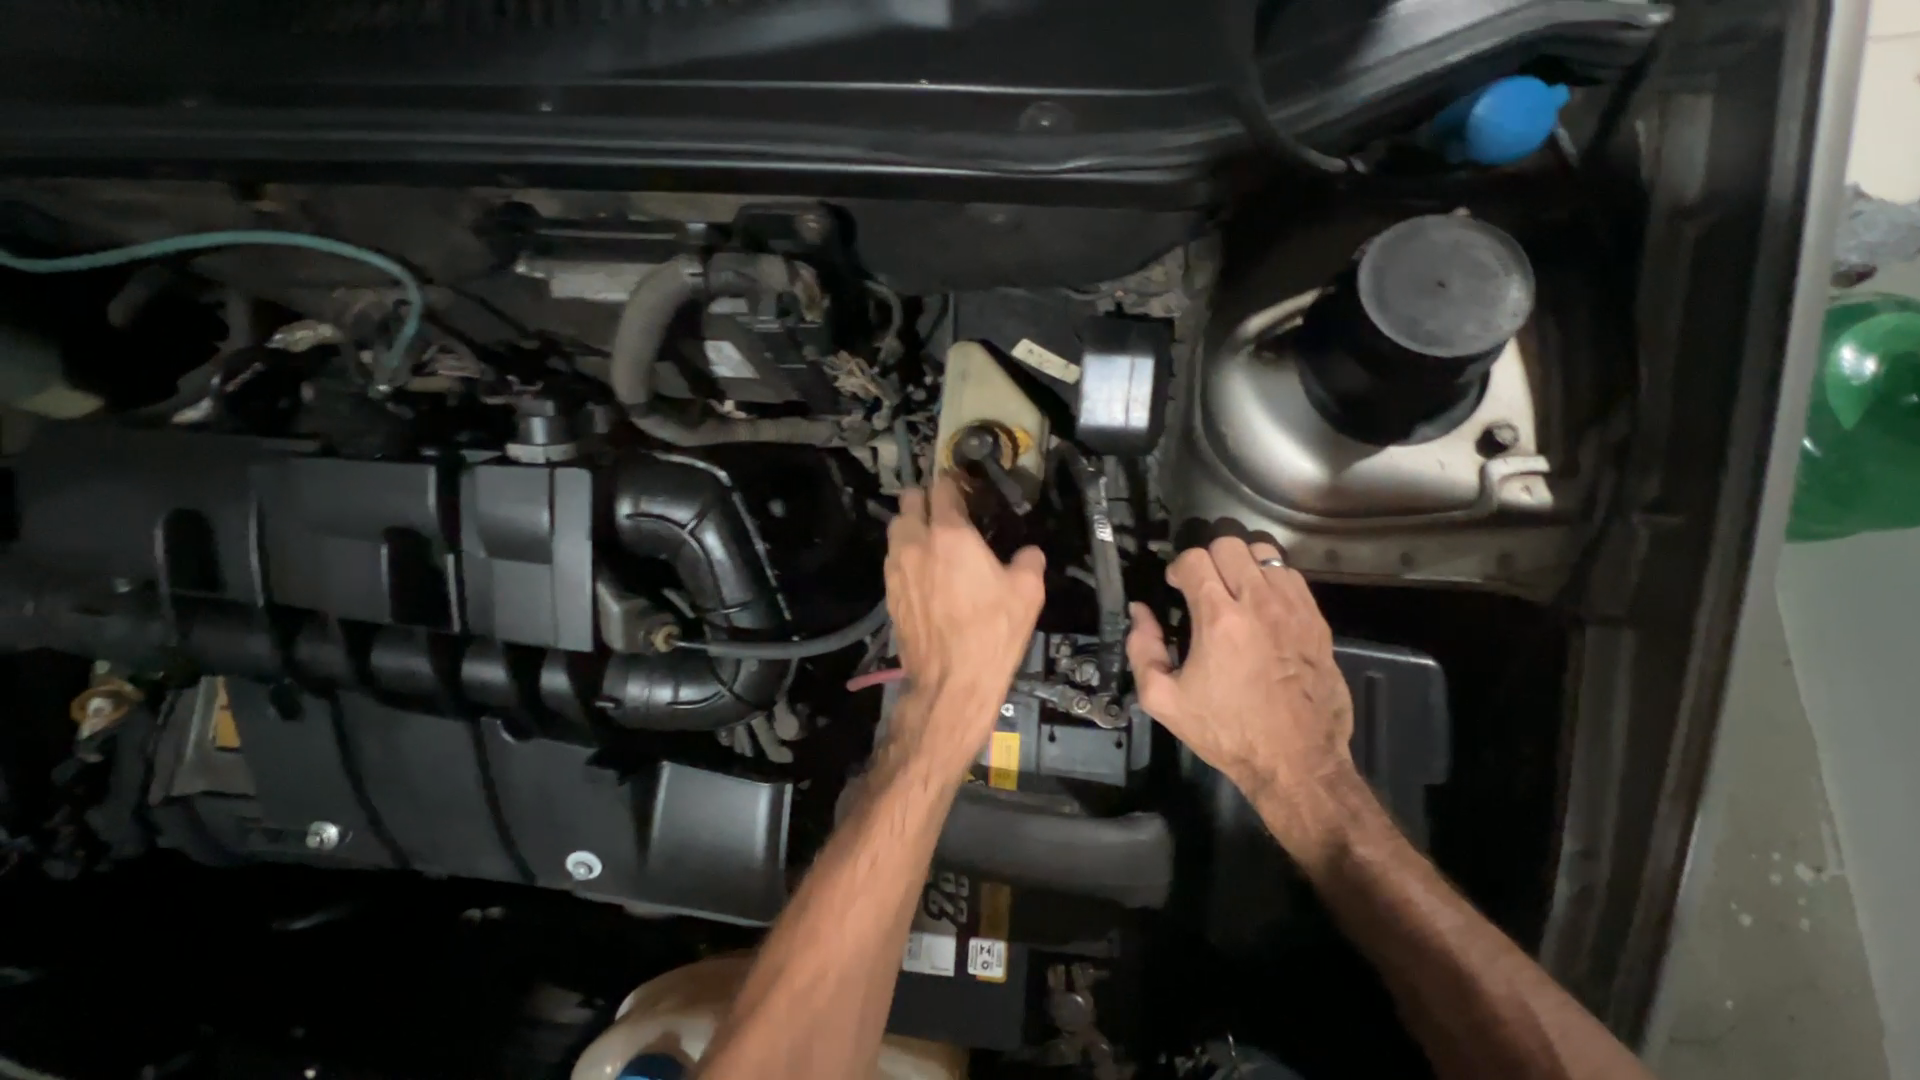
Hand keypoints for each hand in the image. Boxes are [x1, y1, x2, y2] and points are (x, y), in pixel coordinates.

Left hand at [883, 474, 1045, 774]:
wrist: (951, 681)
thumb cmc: (992, 633)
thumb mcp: (1027, 593)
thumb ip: (1029, 561)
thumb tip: (1028, 553)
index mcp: (951, 534)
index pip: (943, 488)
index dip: (954, 482)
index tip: (966, 488)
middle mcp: (916, 543)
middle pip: (910, 500)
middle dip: (927, 498)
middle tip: (948, 510)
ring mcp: (897, 568)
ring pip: (896, 527)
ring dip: (912, 524)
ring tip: (933, 538)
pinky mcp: (889, 593)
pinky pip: (893, 558)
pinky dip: (906, 553)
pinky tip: (925, 570)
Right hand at [1127, 538, 1356, 843]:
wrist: (1296, 761)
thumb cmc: (1226, 732)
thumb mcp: (1164, 700)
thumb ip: (1142, 649)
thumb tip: (1139, 612)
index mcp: (1219, 619)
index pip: (1194, 559)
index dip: (1178, 569)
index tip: (1176, 588)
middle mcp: (1259, 603)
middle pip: (1230, 544)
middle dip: (1209, 559)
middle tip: (1204, 587)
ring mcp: (1294, 609)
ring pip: (1265, 553)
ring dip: (1243, 565)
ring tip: (1236, 591)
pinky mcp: (1317, 622)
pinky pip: (1292, 576)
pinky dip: (1272, 580)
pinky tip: (1264, 607)